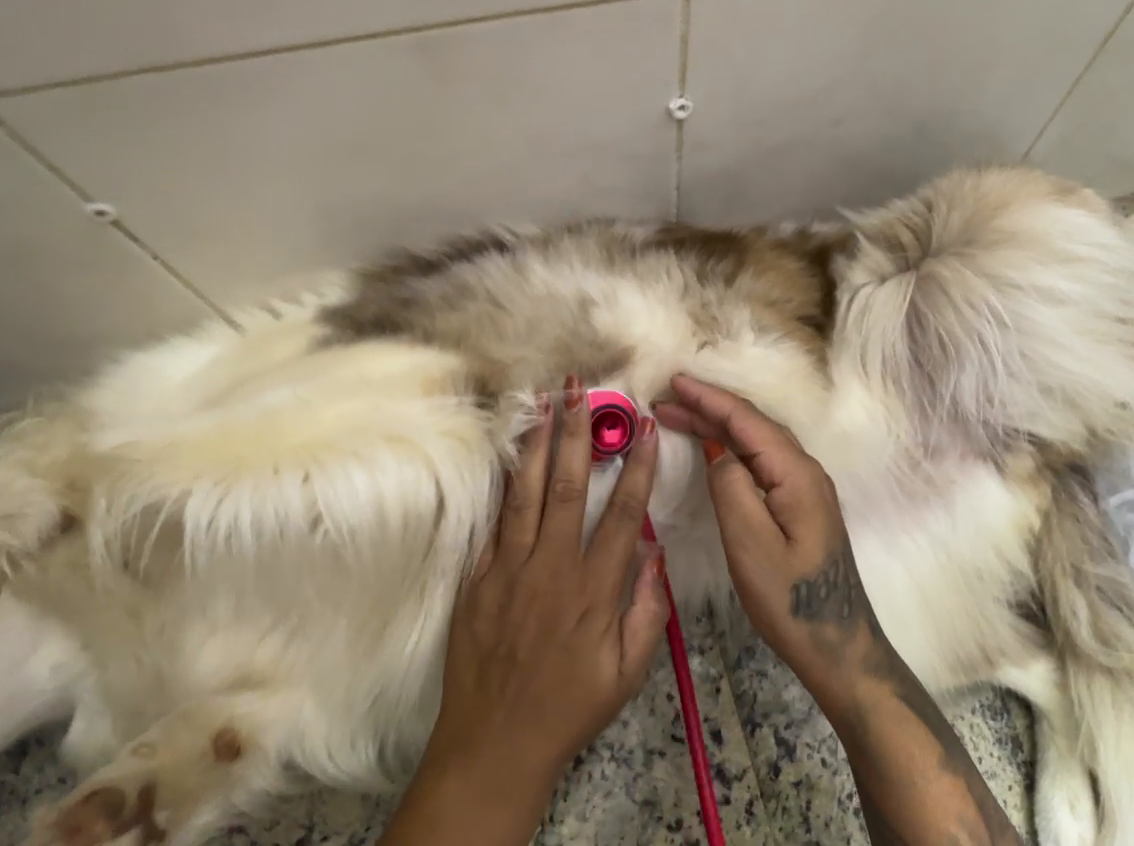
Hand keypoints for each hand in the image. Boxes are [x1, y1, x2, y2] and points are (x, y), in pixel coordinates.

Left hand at [383, 376, 667, 845]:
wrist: (493, 743)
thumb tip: (656, 553)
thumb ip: (648, 611)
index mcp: (593, 591)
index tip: (644, 427)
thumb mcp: (627, 672)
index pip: (621, 515)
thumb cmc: (570, 707)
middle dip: (575, 433)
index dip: (636, 467)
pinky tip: (506, 453)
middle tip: (579, 389)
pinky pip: (492, 521)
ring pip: (523, 493)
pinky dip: (501, 483)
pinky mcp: (477, 579)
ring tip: (542, 403)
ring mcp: (508, 570)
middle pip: (565, 487)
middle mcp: (550, 569)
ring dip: (535, 443)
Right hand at [651, 375, 875, 709]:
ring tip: (678, 417)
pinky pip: (762, 461)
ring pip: (757, 442)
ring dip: (719, 426)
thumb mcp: (750, 544)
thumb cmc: (790, 598)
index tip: (673, 381)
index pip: (747, 421)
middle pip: (753, 425)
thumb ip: (731, 487)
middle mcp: (805, 471)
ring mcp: (805, 488)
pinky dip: (733, 447)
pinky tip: (714, 450)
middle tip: (664, 400)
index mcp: (796, 473)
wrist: (837, 646)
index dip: (709, 398)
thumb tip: (719, 451)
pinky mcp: (800, 506)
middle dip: (709, 408)